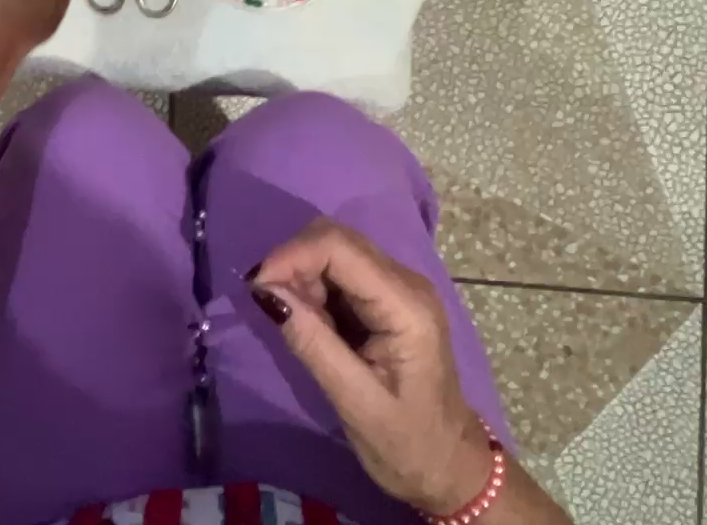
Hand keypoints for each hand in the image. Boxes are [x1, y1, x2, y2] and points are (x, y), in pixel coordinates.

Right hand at [250, 218, 494, 516]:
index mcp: (407, 306)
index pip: (339, 247)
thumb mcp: (354, 401)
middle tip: (273, 306)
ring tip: (295, 319)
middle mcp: (405, 282)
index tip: (257, 288)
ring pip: (333, 249)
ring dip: (300, 273)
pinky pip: (338, 268)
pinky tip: (310, 319)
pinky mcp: (385, 295)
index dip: (291, 255)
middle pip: (335, 238)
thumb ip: (311, 341)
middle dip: (293, 262)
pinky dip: (311, 283)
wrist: (449, 468)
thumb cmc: (407, 443)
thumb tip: (264, 291)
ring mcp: (397, 285)